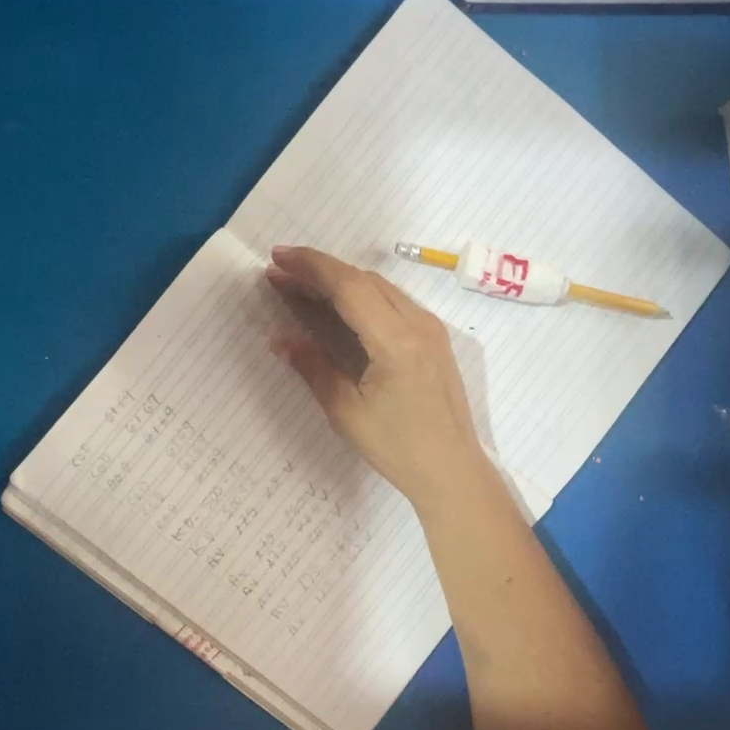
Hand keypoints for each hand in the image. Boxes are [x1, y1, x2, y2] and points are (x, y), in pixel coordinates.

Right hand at [265, 246, 494, 508]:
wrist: (452, 471)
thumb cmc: (398, 448)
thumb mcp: (347, 411)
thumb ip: (313, 368)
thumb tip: (280, 339)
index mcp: (396, 340)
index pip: (349, 286)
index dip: (311, 267)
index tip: (277, 259)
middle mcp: (419, 324)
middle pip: (365, 280)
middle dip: (321, 272)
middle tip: (281, 275)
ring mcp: (431, 330)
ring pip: (381, 289)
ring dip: (342, 283)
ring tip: (303, 288)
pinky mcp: (435, 341)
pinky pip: (394, 305)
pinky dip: (363, 298)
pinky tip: (340, 309)